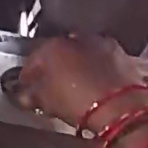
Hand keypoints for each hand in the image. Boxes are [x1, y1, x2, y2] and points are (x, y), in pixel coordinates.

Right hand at [19, 34, 147, 131]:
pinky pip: (100, 62)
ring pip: (81, 55)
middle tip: (49, 87)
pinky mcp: (121, 56)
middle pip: (58, 54)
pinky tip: (92, 86)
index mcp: (52, 46)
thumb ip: (31, 95)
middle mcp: (77, 39)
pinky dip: (95, 71)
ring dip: (76, 67)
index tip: (26, 87)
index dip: (27, 76)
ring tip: (73, 88)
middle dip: (53, 69)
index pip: (32, 60)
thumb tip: (26, 96)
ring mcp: (101, 45)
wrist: (120, 108)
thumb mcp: (45, 102)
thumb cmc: (79, 101)